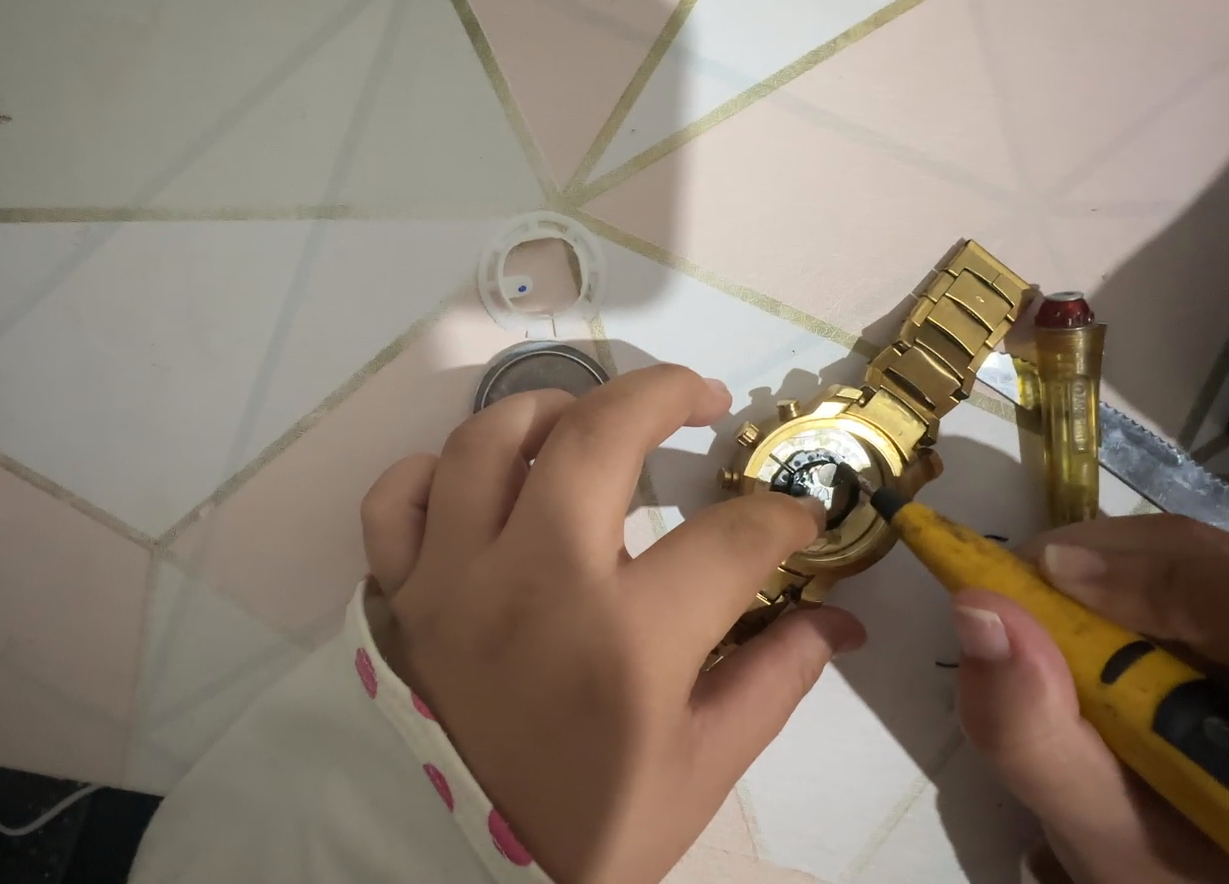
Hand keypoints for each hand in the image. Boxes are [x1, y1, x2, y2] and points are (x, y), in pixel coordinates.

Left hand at [359, 365, 865, 883]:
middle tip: (695, 396)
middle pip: (597, 436)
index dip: (779, 516)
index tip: (793, 516)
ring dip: (543, 409)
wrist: (448, 873)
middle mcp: (533, 583)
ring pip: (485, 441)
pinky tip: (472, 484)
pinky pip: (397, 494)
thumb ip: (769, 682)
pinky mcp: (393, 587)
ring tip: (582, 420)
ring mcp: (448, 577)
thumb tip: (835, 618)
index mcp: (624, 641)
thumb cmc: (583, 826)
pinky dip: (431, 471)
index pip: (729, 541)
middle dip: (660, 392)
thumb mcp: (695, 772)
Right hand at [951, 515, 1228, 881]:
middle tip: (1019, 596)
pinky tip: (1105, 638)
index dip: (1167, 580)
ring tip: (1052, 620)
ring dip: (1120, 574)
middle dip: (1116, 564)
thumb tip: (976, 606)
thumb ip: (1039, 741)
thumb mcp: (1109, 849)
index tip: (1041, 583)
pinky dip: (1141, 591)